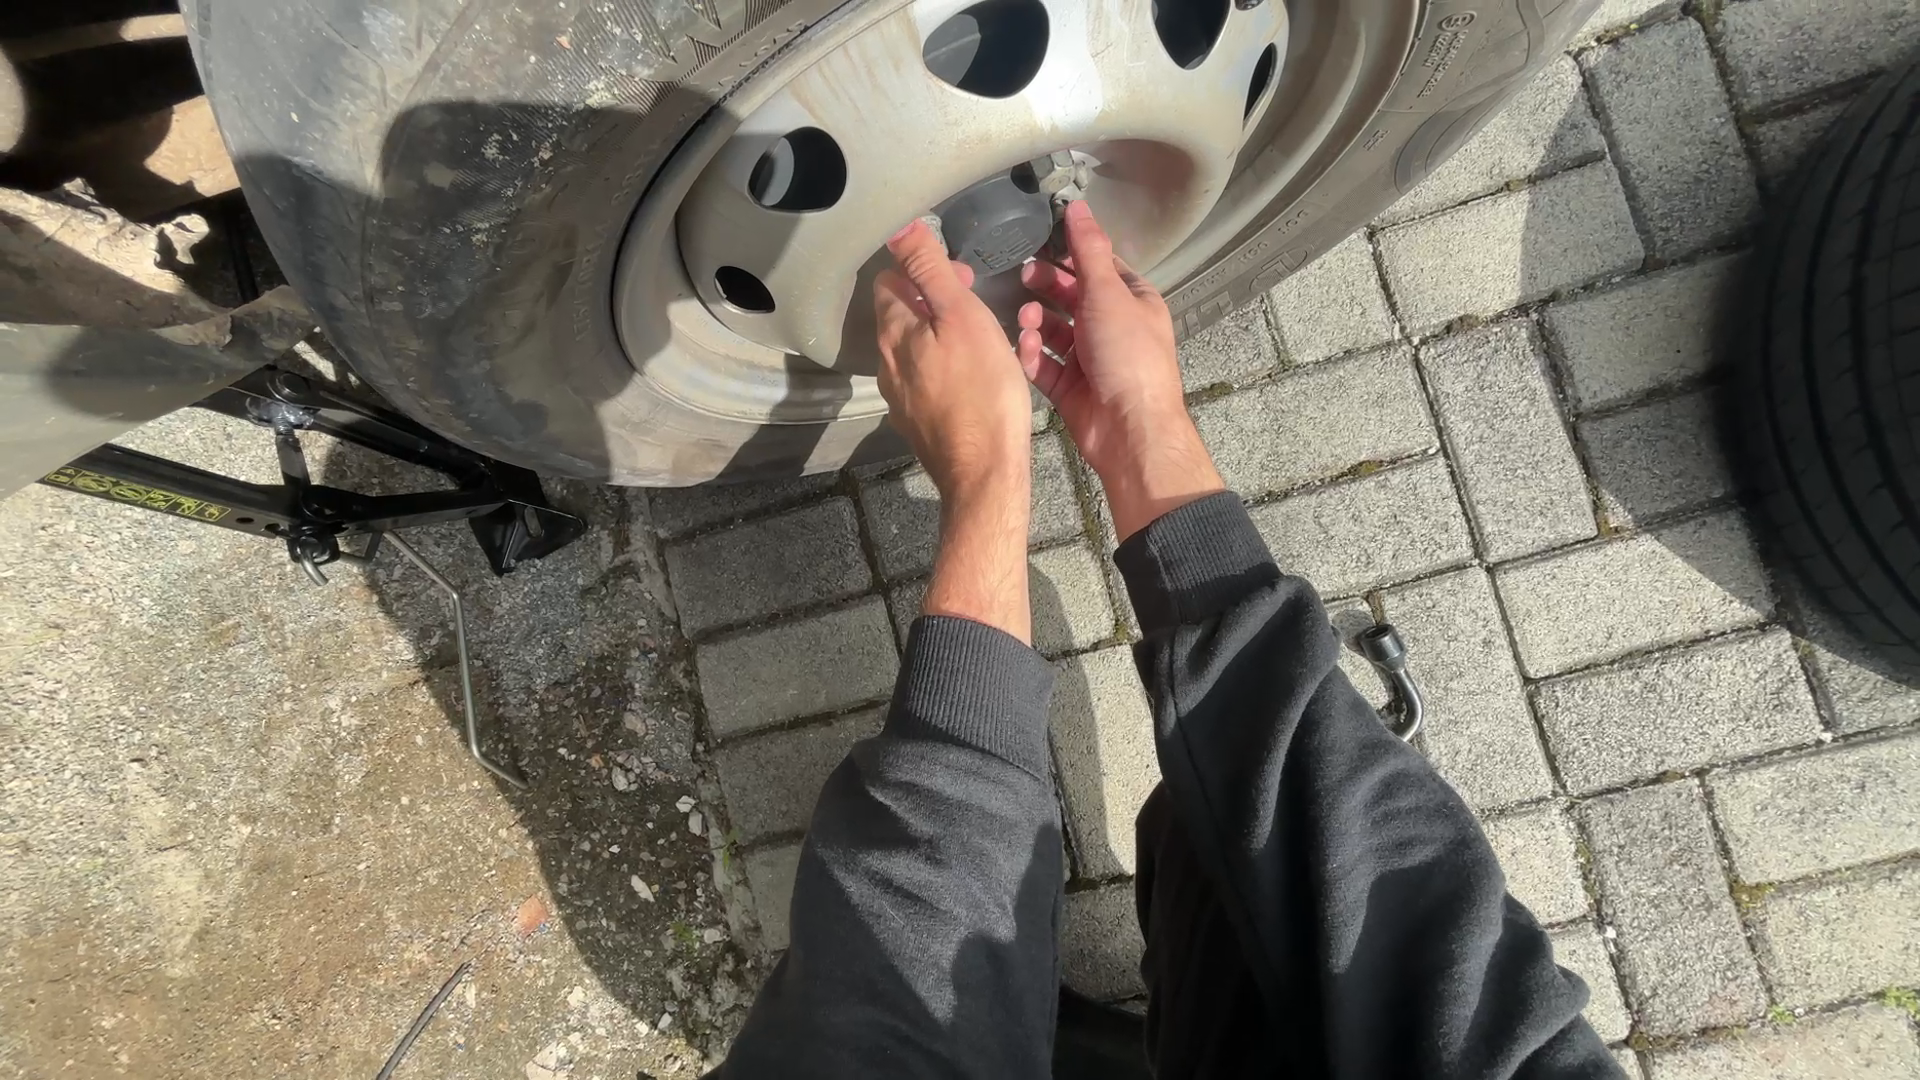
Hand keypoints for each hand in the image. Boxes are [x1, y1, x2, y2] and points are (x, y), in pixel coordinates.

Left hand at [874, 220, 1033, 503]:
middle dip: (932, 303)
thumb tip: (897, 226)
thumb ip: (928, 270)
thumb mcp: (962, 317)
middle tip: (974, 307)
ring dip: (939, 337)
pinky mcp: (916, 423)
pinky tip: (971, 381)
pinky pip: (924, 383)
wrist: (984, 470)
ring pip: (913, 352)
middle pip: (899, 317)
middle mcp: (886, 365)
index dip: (922, 270)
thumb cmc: (982, 391)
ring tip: (977, 342)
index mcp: (893, 333)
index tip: (960, 279)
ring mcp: (899, 398)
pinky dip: (943, 370)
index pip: (888, 281)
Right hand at [1016, 202, 1223, 540]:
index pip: (1099, 267)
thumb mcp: (1109, 294)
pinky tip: (1025, 348)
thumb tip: (1077, 206)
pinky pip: (1044, 364)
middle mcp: (1111, 328)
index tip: (1042, 241)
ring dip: (1037, 322)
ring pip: (1054, 332)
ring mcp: (1088, 360)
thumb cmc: (1128, 356)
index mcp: (1132, 302)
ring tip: (1025, 319)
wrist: (1128, 428)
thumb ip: (1088, 250)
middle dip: (1048, 287)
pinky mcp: (1068, 388)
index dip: (1072, 254)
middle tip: (1024, 276)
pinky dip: (1033, 355)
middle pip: (1072, 298)